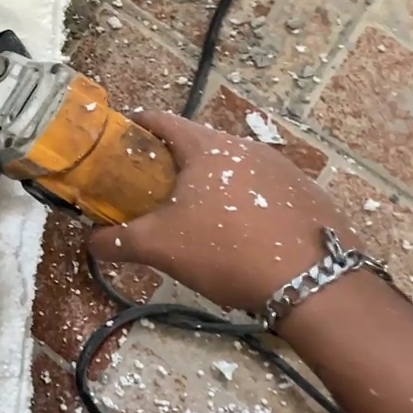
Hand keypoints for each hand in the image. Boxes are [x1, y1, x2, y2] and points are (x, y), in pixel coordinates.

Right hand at [88, 112, 352, 314]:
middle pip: (198, 144)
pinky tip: (240, 233)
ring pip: (234, 168)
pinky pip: (266, 190)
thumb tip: (89, 243)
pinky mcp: (314, 199)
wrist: (323, 292)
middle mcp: (248, 150)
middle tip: (148, 186)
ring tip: (195, 213)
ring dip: (210, 183)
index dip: (133, 126)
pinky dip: (245, 202)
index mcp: (208, 149)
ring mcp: (288, 173)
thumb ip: (115, 240)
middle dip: (170, 161)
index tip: (115, 141)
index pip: (161, 120)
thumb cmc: (228, 252)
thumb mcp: (158, 247)